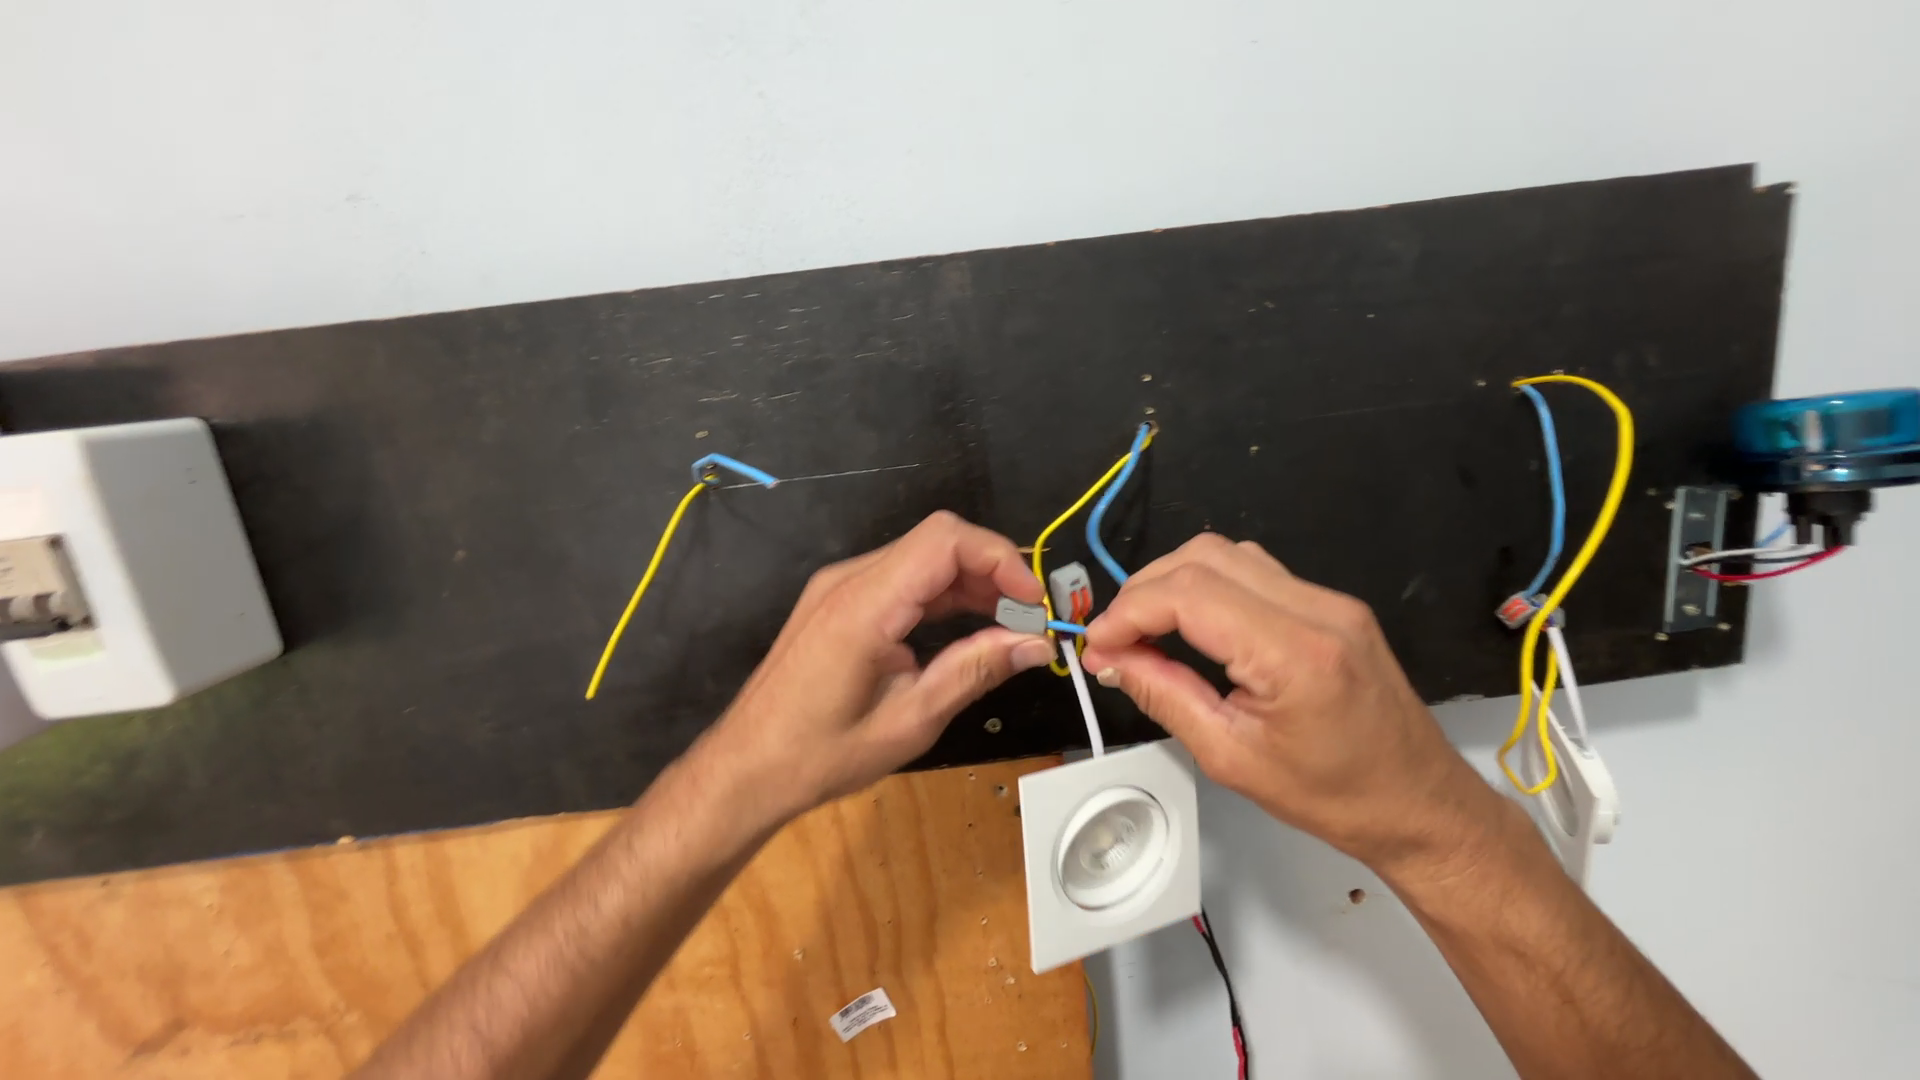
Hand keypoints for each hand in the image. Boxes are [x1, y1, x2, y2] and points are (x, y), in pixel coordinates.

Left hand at [703, 511, 1054, 820]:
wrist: (746, 769)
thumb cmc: (823, 754)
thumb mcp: (910, 720)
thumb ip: (974, 671)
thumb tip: (1035, 644)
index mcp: (865, 604)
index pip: (944, 540)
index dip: (999, 558)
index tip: (1033, 603)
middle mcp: (850, 579)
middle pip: (937, 542)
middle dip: (992, 571)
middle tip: (1029, 618)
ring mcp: (839, 586)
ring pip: (922, 558)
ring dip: (971, 583)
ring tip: (1010, 624)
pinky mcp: (838, 601)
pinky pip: (901, 579)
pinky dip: (941, 594)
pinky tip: (969, 624)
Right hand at [1081, 534, 1491, 874]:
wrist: (1421, 805)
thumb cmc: (1331, 797)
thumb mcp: (1231, 758)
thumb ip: (1164, 695)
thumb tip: (1109, 658)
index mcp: (1293, 652)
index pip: (1188, 595)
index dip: (1128, 611)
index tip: (1096, 645)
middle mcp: (1316, 608)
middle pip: (1203, 557)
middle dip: (1143, 590)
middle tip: (1114, 638)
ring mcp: (1330, 600)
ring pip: (1227, 554)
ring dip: (1173, 581)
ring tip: (1144, 627)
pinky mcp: (1333, 605)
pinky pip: (1254, 570)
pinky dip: (1206, 585)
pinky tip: (1189, 621)